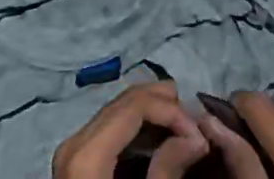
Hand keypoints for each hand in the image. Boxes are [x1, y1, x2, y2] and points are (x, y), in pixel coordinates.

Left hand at [54, 81, 209, 178]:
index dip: (172, 111)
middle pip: (125, 102)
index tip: (199, 134)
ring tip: (184, 127)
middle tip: (196, 123)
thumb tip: (197, 136)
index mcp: (86, 153)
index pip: (135, 106)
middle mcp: (75, 141)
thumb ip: (168, 170)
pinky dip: (138, 125)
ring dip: (154, 112)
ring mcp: (73, 149)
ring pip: (118, 110)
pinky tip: (160, 136)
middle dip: (165, 106)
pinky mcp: (76, 159)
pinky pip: (111, 126)